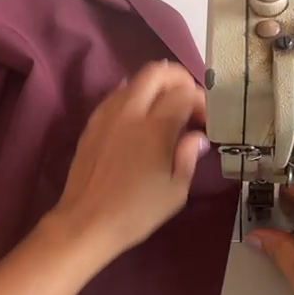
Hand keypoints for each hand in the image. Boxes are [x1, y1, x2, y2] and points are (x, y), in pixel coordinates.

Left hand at [46, 61, 209, 261]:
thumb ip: (188, 157)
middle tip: (188, 101)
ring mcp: (107, 116)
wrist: (86, 222)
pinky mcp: (91, 124)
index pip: (184, 93)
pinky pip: (115, 97)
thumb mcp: (175, 191)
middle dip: (178, 79)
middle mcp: (130, 113)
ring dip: (155, 86)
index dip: (201, 100)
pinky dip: (133, 97)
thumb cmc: (136, 212)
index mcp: (155, 128)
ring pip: (133, 80)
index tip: (207, 120)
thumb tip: (197, 137)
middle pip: (156, 72)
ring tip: (166, 108)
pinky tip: (140, 116)